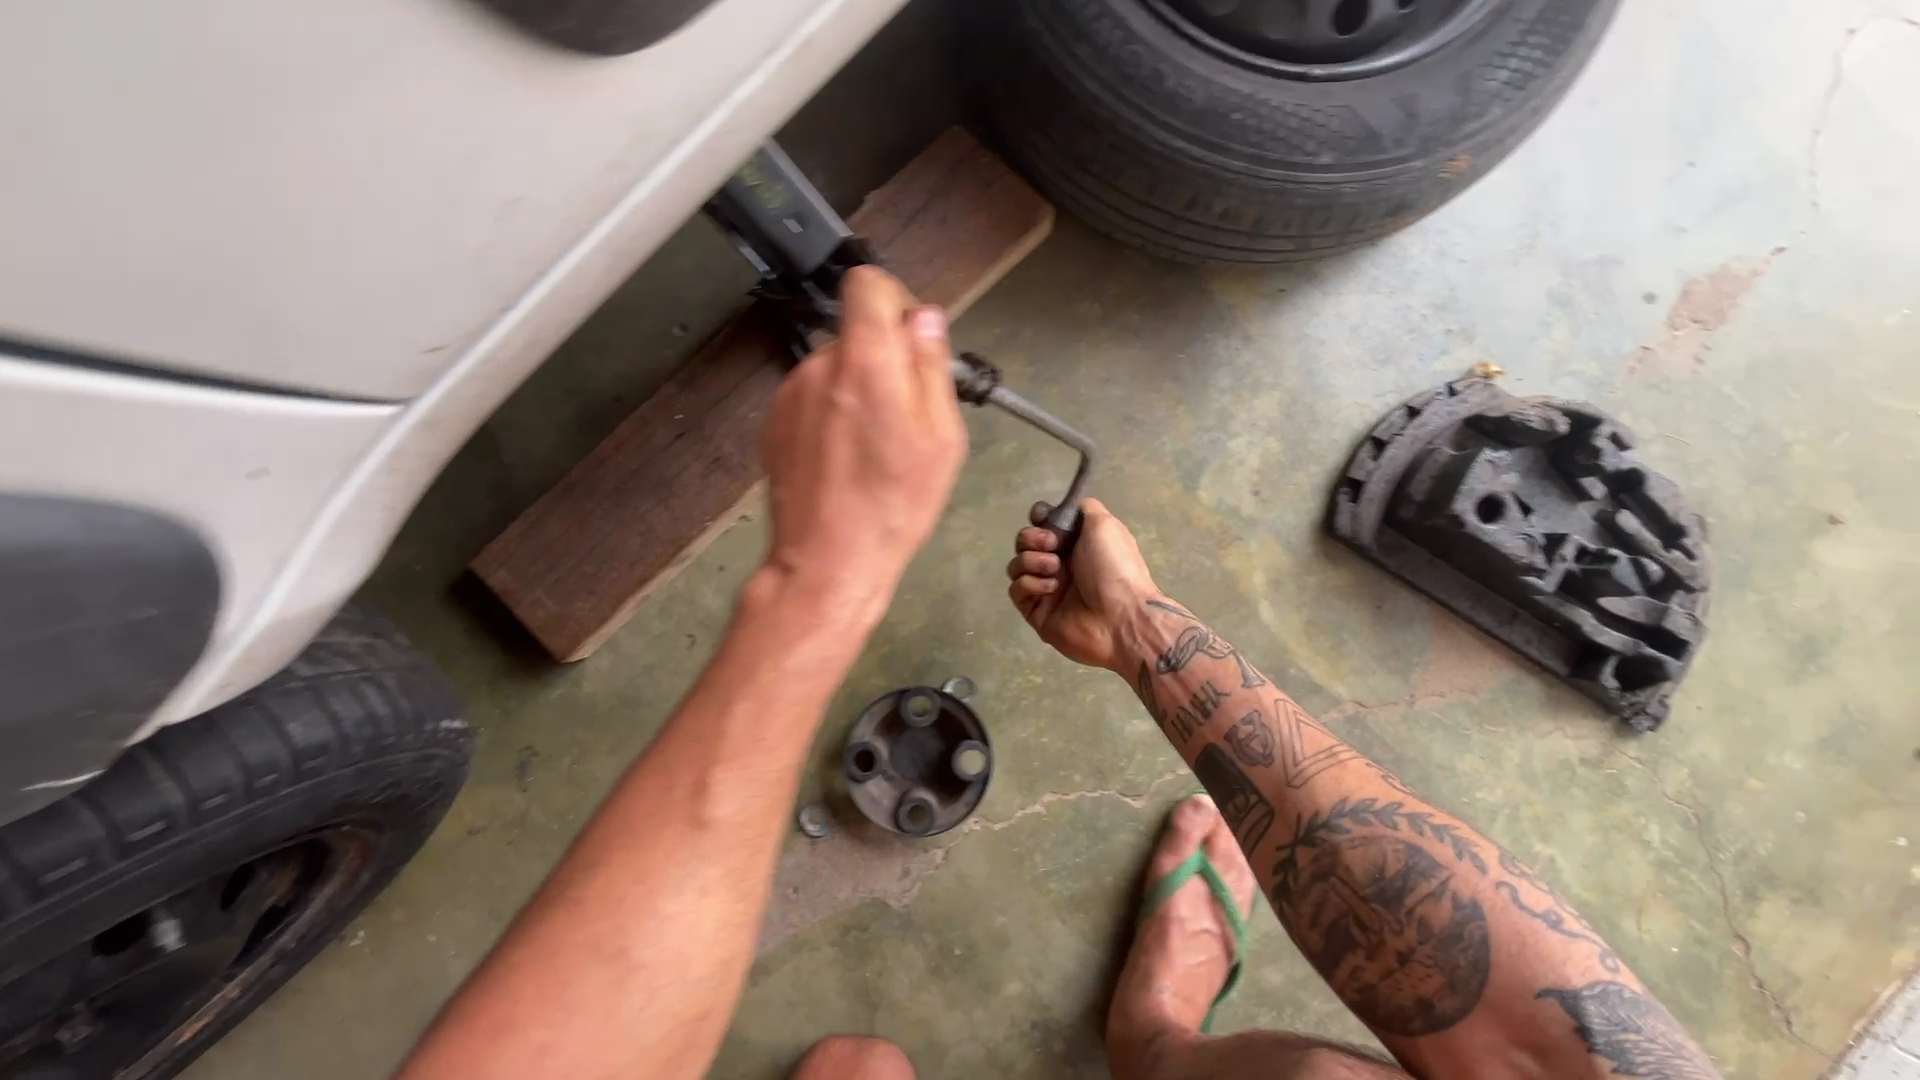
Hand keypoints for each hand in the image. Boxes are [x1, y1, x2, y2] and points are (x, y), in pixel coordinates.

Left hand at [760, 266, 966, 617]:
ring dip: (857, 390)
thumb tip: (924, 320)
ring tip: (874, 448)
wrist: (827, 561)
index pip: (867, 284)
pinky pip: (812, 399)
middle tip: (905, 416)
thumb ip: (931, 367)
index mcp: (866, 361)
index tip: (910, 338)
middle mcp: (818, 366)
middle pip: (855, 334)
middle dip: (883, 359)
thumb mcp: (941, 438)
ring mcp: (789, 394)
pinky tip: (844, 460)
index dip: (894, 300)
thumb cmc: (893, 506)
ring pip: (834, 369)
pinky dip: (831, 414)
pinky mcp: (772, 422)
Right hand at [1007, 498, 1160, 671]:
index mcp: (1076, 542)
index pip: (1043, 523)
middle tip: (1051, 545)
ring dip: (1032, 561)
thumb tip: (1069, 507)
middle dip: (1032, 538)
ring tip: (1055, 570)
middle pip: (1025, 541)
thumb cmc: (1115, 567)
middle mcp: (1060, 563)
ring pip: (1017, 564)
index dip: (1038, 518)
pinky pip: (1016, 590)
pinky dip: (1030, 584)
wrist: (1120, 616)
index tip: (1043, 518)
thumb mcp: (1105, 524)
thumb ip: (1084, 508)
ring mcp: (1046, 588)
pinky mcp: (1036, 611)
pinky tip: (1051, 589)